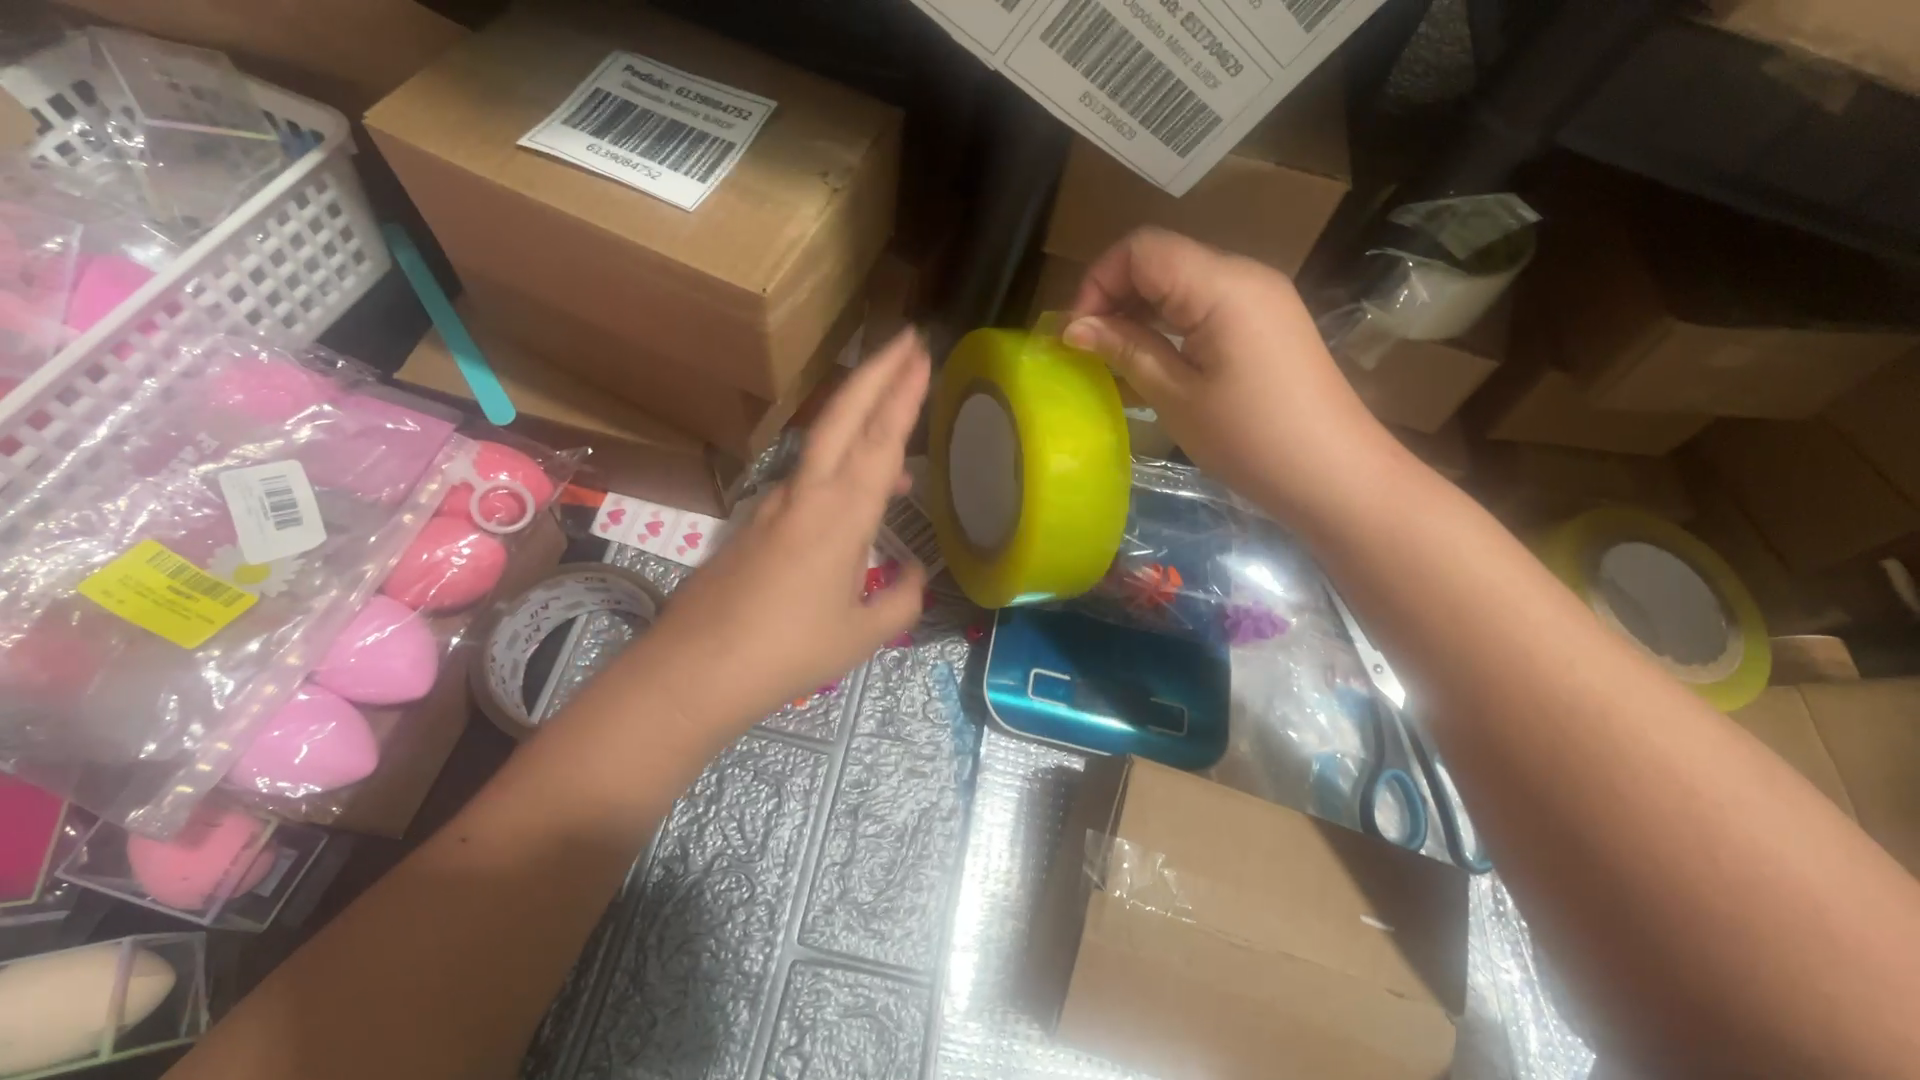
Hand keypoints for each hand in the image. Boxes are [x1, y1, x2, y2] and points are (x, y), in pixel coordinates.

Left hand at [639, 329, 930, 728]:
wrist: (696, 669)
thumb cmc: (788, 653)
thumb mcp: (862, 635)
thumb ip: (900, 601)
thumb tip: (915, 576)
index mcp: (842, 515)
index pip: (881, 439)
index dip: (904, 392)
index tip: (920, 351)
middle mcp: (806, 495)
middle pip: (843, 415)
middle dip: (877, 373)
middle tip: (907, 341)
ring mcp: (773, 505)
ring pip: (823, 446)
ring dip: (860, 423)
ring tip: (896, 429)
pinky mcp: (754, 524)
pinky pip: (806, 481)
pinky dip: (838, 471)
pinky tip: (852, 504)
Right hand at [1063, 228, 1397, 518]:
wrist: (1337, 475)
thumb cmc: (1252, 439)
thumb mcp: (1176, 396)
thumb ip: (1125, 349)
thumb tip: (1073, 327)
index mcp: (1222, 284)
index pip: (1141, 249)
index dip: (1098, 281)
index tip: (1077, 334)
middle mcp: (1244, 275)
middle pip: (1162, 260)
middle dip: (1115, 296)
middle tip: (1088, 350)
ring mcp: (1262, 297)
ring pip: (1183, 282)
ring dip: (1142, 312)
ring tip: (1115, 359)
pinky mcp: (1269, 322)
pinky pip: (1207, 304)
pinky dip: (1172, 324)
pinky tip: (1155, 362)